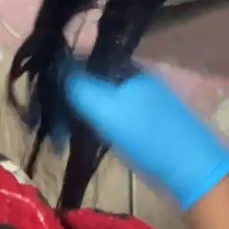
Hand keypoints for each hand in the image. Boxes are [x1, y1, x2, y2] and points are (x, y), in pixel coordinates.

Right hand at [61, 66, 228, 208]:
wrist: (189, 169)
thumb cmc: (146, 134)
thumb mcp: (105, 107)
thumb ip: (77, 85)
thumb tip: (54, 65)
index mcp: (124, 67)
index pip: (81, 59)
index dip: (59, 72)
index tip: (39, 91)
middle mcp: (129, 78)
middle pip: (86, 79)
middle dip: (64, 97)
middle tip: (48, 121)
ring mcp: (135, 100)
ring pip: (94, 99)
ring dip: (74, 113)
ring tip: (59, 134)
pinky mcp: (137, 121)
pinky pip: (104, 114)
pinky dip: (88, 123)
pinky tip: (77, 137)